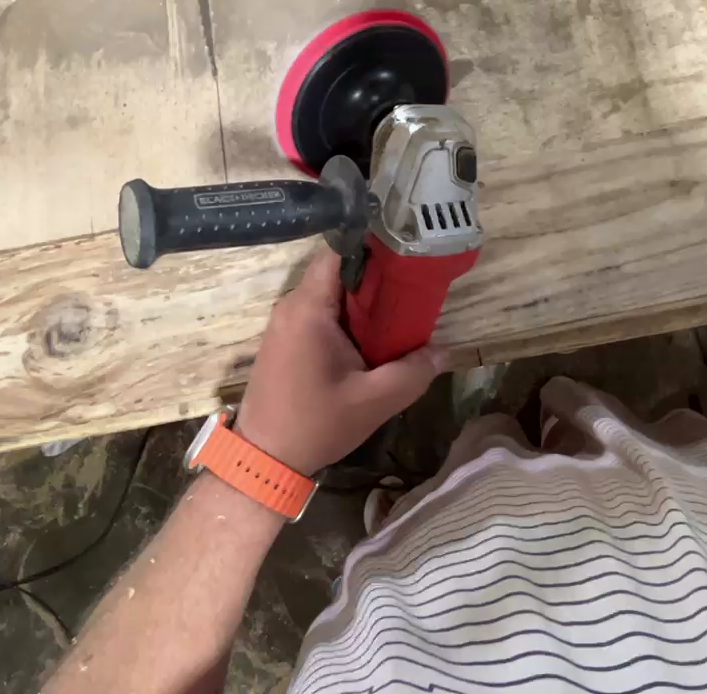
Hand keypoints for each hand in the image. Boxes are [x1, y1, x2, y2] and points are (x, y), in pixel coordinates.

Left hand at [233, 250, 446, 475]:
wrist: (262, 461)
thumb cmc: (315, 425)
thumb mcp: (373, 401)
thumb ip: (412, 373)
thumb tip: (444, 352)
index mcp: (309, 309)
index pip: (338, 252)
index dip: (371, 245)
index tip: (403, 251)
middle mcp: (291, 307)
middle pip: (336, 270)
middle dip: (374, 274)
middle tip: (411, 282)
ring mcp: (284, 323)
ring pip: (328, 292)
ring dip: (360, 298)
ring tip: (397, 306)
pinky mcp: (285, 340)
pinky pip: (318, 312)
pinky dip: (345, 315)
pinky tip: (370, 333)